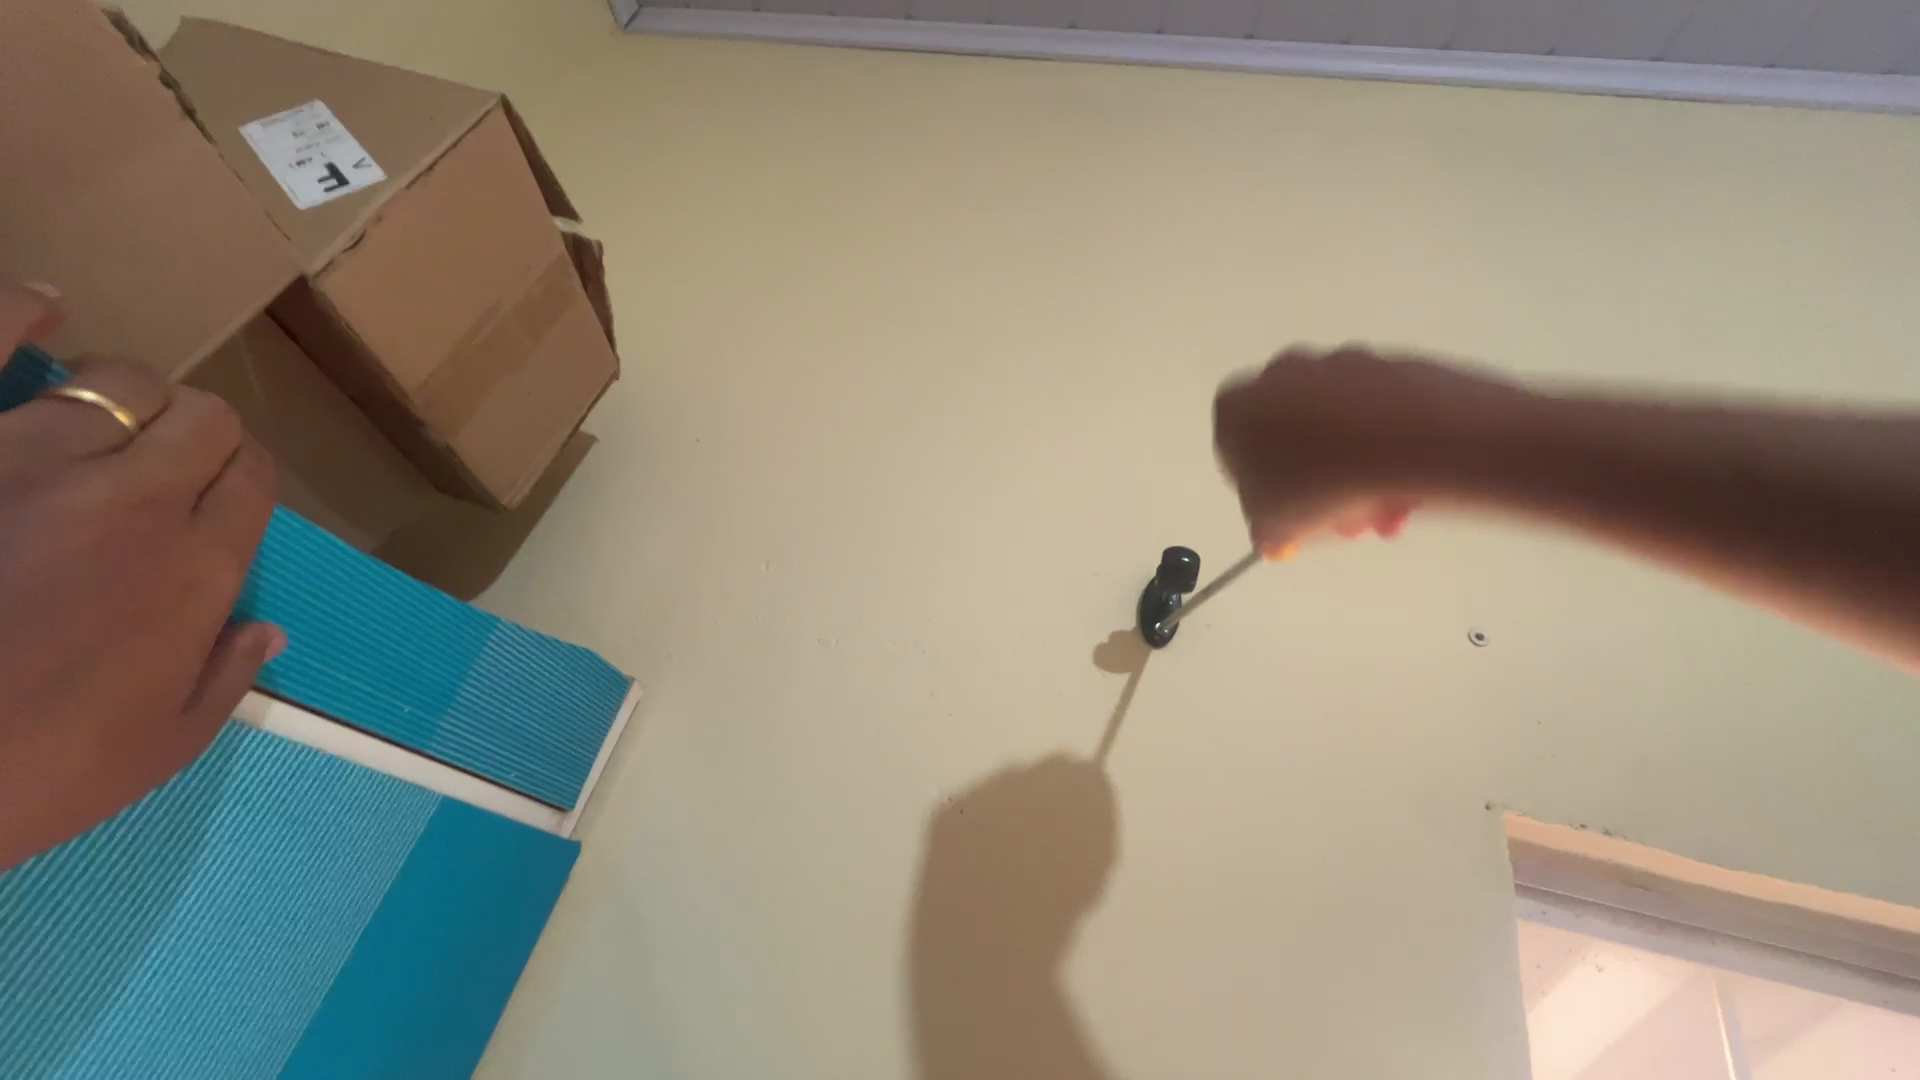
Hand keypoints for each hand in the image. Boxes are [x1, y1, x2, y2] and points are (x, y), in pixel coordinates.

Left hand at [0, 283, 280, 870]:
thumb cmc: (25, 775)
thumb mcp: (159, 748)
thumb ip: (224, 677)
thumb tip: (265, 629)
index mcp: (198, 570)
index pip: (257, 481)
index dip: (247, 476)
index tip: (226, 489)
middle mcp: (134, 501)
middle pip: (205, 421)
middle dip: (201, 430)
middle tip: (171, 451)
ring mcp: (24, 462)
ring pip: (116, 382)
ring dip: (126, 392)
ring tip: (104, 404)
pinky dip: (15, 314)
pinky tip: (37, 304)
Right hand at [1213, 345, 1525, 551]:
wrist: (1410, 440)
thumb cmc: (1318, 483)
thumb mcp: (1272, 528)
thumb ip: (1266, 531)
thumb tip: (1276, 533)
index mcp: (1235, 406)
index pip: (1237, 456)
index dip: (1264, 493)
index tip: (1292, 515)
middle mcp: (1280, 373)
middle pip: (1293, 440)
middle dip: (1317, 485)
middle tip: (1342, 519)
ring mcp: (1338, 363)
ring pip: (1338, 428)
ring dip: (1354, 471)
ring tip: (1383, 510)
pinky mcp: (1390, 363)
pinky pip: (1379, 414)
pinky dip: (1387, 447)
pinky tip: (1406, 482)